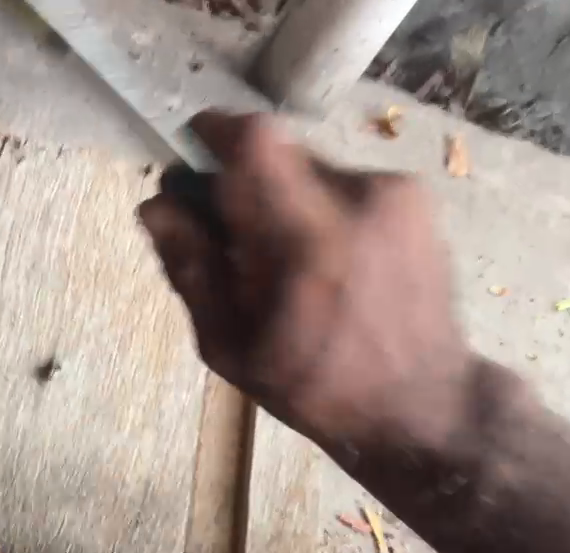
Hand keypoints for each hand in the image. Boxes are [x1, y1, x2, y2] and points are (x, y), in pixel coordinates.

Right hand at [139, 111, 476, 456]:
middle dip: (240, 187)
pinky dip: (312, 210)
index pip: (256, 143)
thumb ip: (191, 269)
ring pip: (309, 170)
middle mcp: (361, 197)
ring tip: (273, 264)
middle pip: (277, 156)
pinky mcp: (414, 199)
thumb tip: (154, 208)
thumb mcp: (228, 344)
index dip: (215, 132)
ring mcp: (397, 193)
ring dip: (277, 203)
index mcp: (307, 241)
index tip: (190, 147)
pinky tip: (314, 263)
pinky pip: (342, 184)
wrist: (415, 401)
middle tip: (225, 242)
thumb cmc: (308, 385)